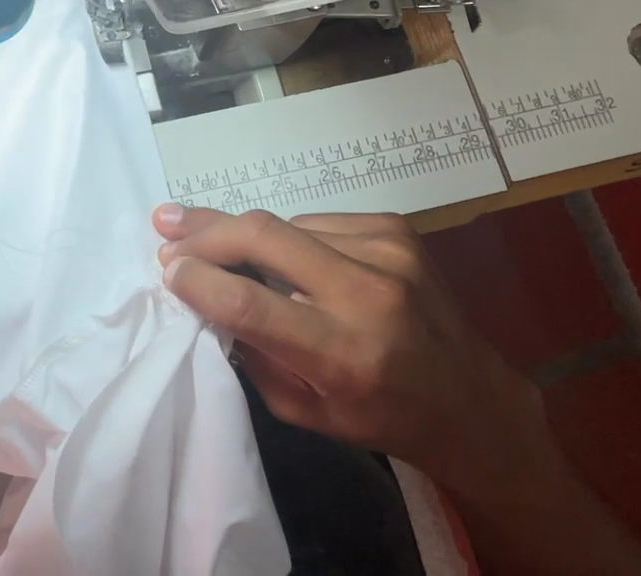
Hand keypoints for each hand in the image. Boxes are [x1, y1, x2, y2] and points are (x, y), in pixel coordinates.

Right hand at [152, 204, 552, 495]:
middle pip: (263, 236)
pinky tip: (290, 257)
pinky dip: (291, 238)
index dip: (199, 280)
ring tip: (224, 248)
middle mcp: (369, 294)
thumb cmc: (382, 417)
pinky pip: (316, 222)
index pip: (251, 303)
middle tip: (168, 229)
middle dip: (206, 232)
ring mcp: (387, 251)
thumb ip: (251, 353)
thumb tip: (201, 293)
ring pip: (285, 224)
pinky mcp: (396, 228)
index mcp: (345, 355)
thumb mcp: (306, 411)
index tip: (167, 270)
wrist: (473, 399)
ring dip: (246, 236)